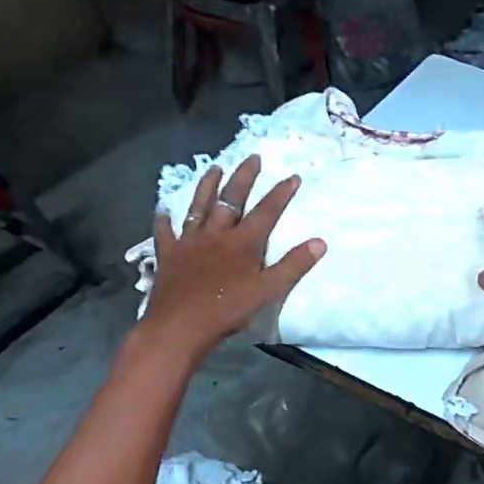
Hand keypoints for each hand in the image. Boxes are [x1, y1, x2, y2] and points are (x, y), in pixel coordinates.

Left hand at [136, 156, 324, 364]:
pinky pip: (165, 232)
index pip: (266, 211)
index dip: (281, 193)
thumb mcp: (268, 291)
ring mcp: (189, 242)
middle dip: (244, 177)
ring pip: (199, 206)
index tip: (292, 176)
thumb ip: (293, 266)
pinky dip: (165, 220)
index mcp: (243, 242)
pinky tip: (163, 210)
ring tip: (214, 168)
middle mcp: (216, 233)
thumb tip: (320, 242)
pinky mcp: (168, 254)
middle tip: (253, 157)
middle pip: (231, 199)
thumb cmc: (227, 310)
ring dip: (207, 186)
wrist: (180, 325)